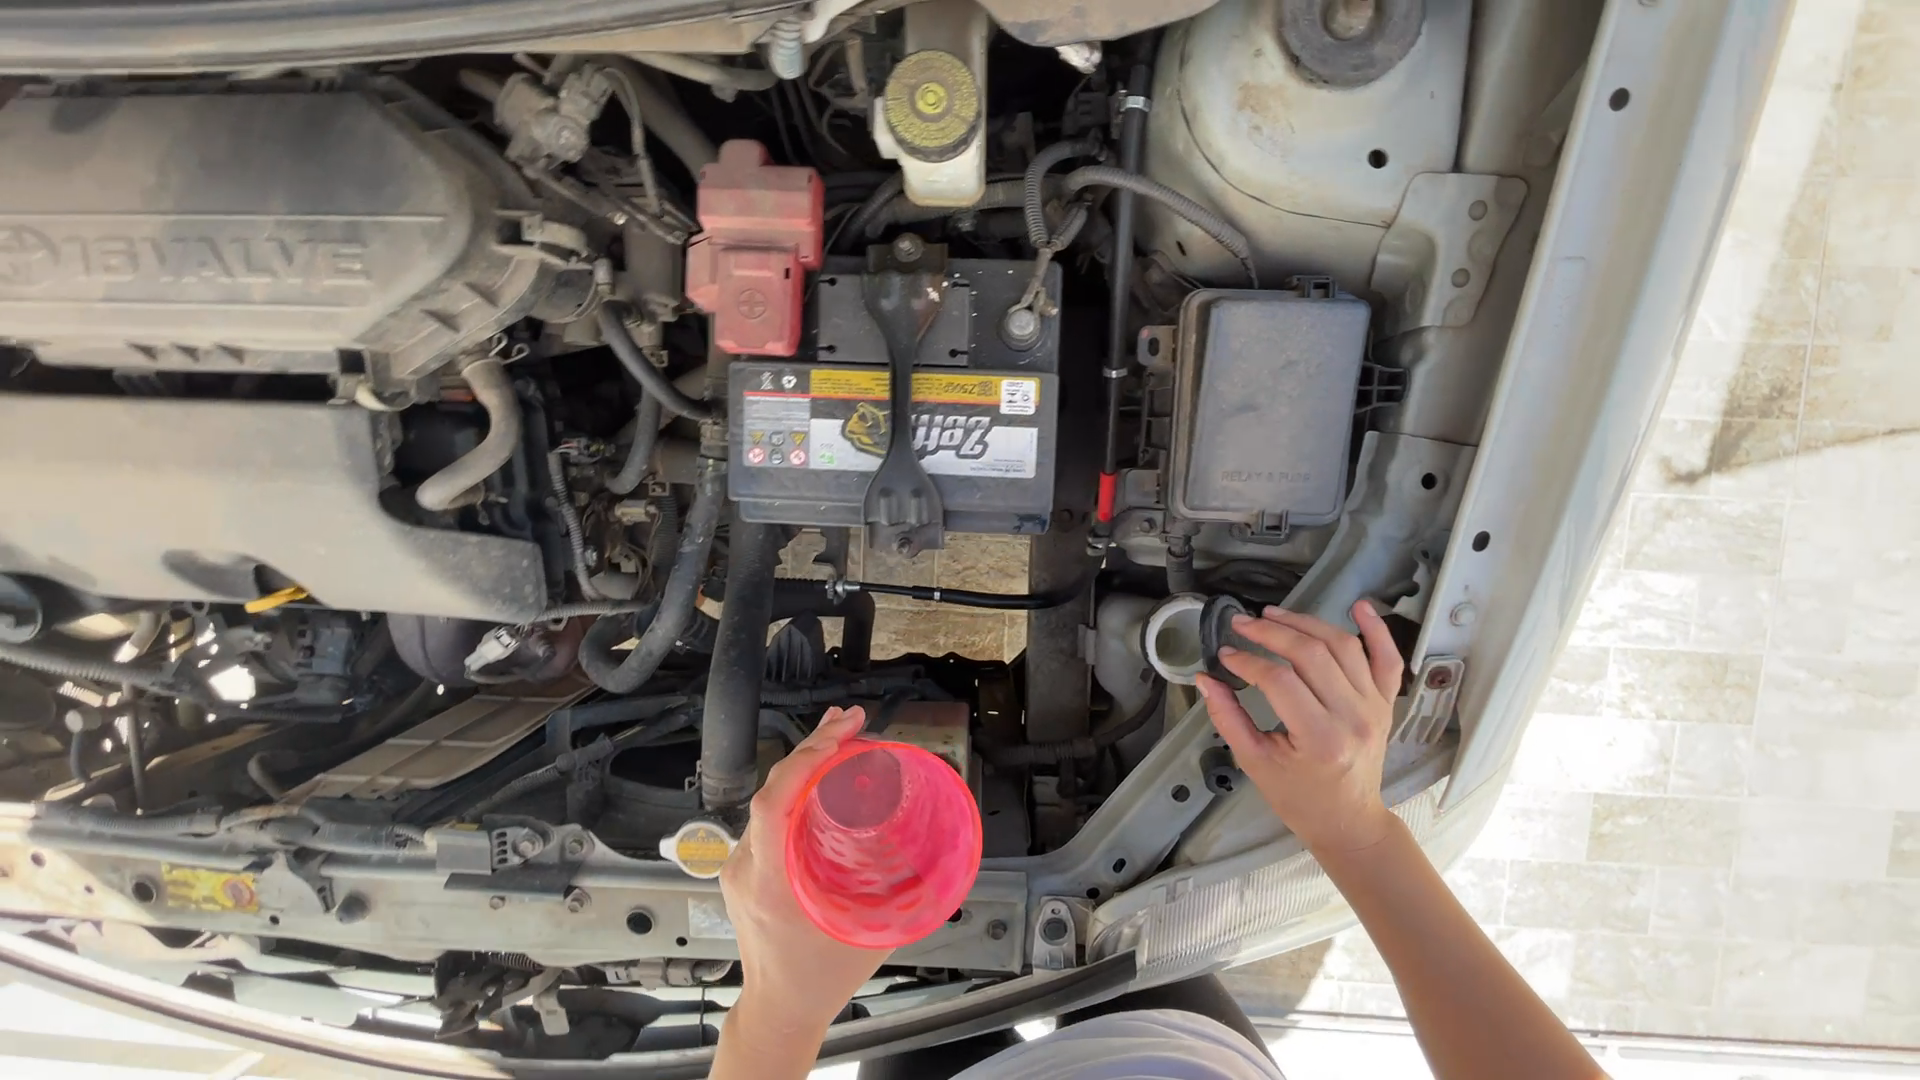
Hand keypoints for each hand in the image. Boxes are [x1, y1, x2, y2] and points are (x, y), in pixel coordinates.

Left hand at [719, 706, 889, 1040]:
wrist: (778, 1012)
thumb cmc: (820, 981)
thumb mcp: (871, 935)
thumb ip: (903, 894)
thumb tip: (935, 850)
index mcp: (770, 881)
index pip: (773, 804)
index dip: (804, 763)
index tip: (838, 738)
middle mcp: (748, 864)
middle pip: (772, 788)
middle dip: (813, 746)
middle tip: (852, 720)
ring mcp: (742, 862)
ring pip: (770, 795)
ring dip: (806, 760)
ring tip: (840, 729)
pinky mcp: (746, 863)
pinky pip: (769, 811)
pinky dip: (796, 783)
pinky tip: (819, 767)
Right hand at [1194, 600, 1402, 855]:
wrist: (1349, 820)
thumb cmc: (1298, 798)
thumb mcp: (1254, 763)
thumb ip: (1228, 718)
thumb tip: (1205, 680)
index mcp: (1320, 738)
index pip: (1279, 681)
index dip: (1247, 661)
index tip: (1224, 654)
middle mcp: (1354, 717)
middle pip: (1311, 654)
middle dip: (1270, 632)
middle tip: (1241, 623)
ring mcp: (1375, 706)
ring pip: (1342, 646)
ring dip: (1305, 622)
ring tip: (1273, 615)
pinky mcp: (1386, 703)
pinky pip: (1387, 659)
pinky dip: (1377, 629)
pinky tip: (1358, 606)